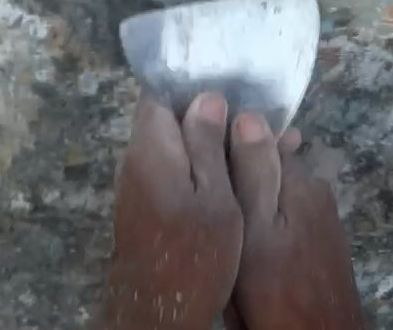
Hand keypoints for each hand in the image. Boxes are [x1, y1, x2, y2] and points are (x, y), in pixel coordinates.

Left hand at [103, 92, 242, 329]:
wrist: (157, 315)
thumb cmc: (192, 255)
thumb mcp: (214, 198)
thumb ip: (207, 144)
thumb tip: (208, 97)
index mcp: (151, 146)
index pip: (160, 92)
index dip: (192, 85)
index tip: (228, 85)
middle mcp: (136, 157)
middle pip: (169, 118)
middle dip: (209, 115)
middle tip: (254, 119)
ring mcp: (137, 182)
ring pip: (175, 145)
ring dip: (209, 143)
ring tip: (257, 145)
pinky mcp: (145, 205)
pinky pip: (173, 169)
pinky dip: (201, 167)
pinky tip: (235, 176)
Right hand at [226, 116, 365, 329]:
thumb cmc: (280, 290)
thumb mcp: (256, 230)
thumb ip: (253, 172)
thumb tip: (248, 114)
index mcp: (301, 178)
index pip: (258, 135)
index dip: (227, 144)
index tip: (202, 161)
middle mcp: (317, 189)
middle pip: (267, 165)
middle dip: (241, 179)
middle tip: (215, 208)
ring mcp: (322, 218)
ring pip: (274, 195)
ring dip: (253, 207)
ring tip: (229, 232)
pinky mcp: (321, 245)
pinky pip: (284, 220)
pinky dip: (267, 228)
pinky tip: (253, 250)